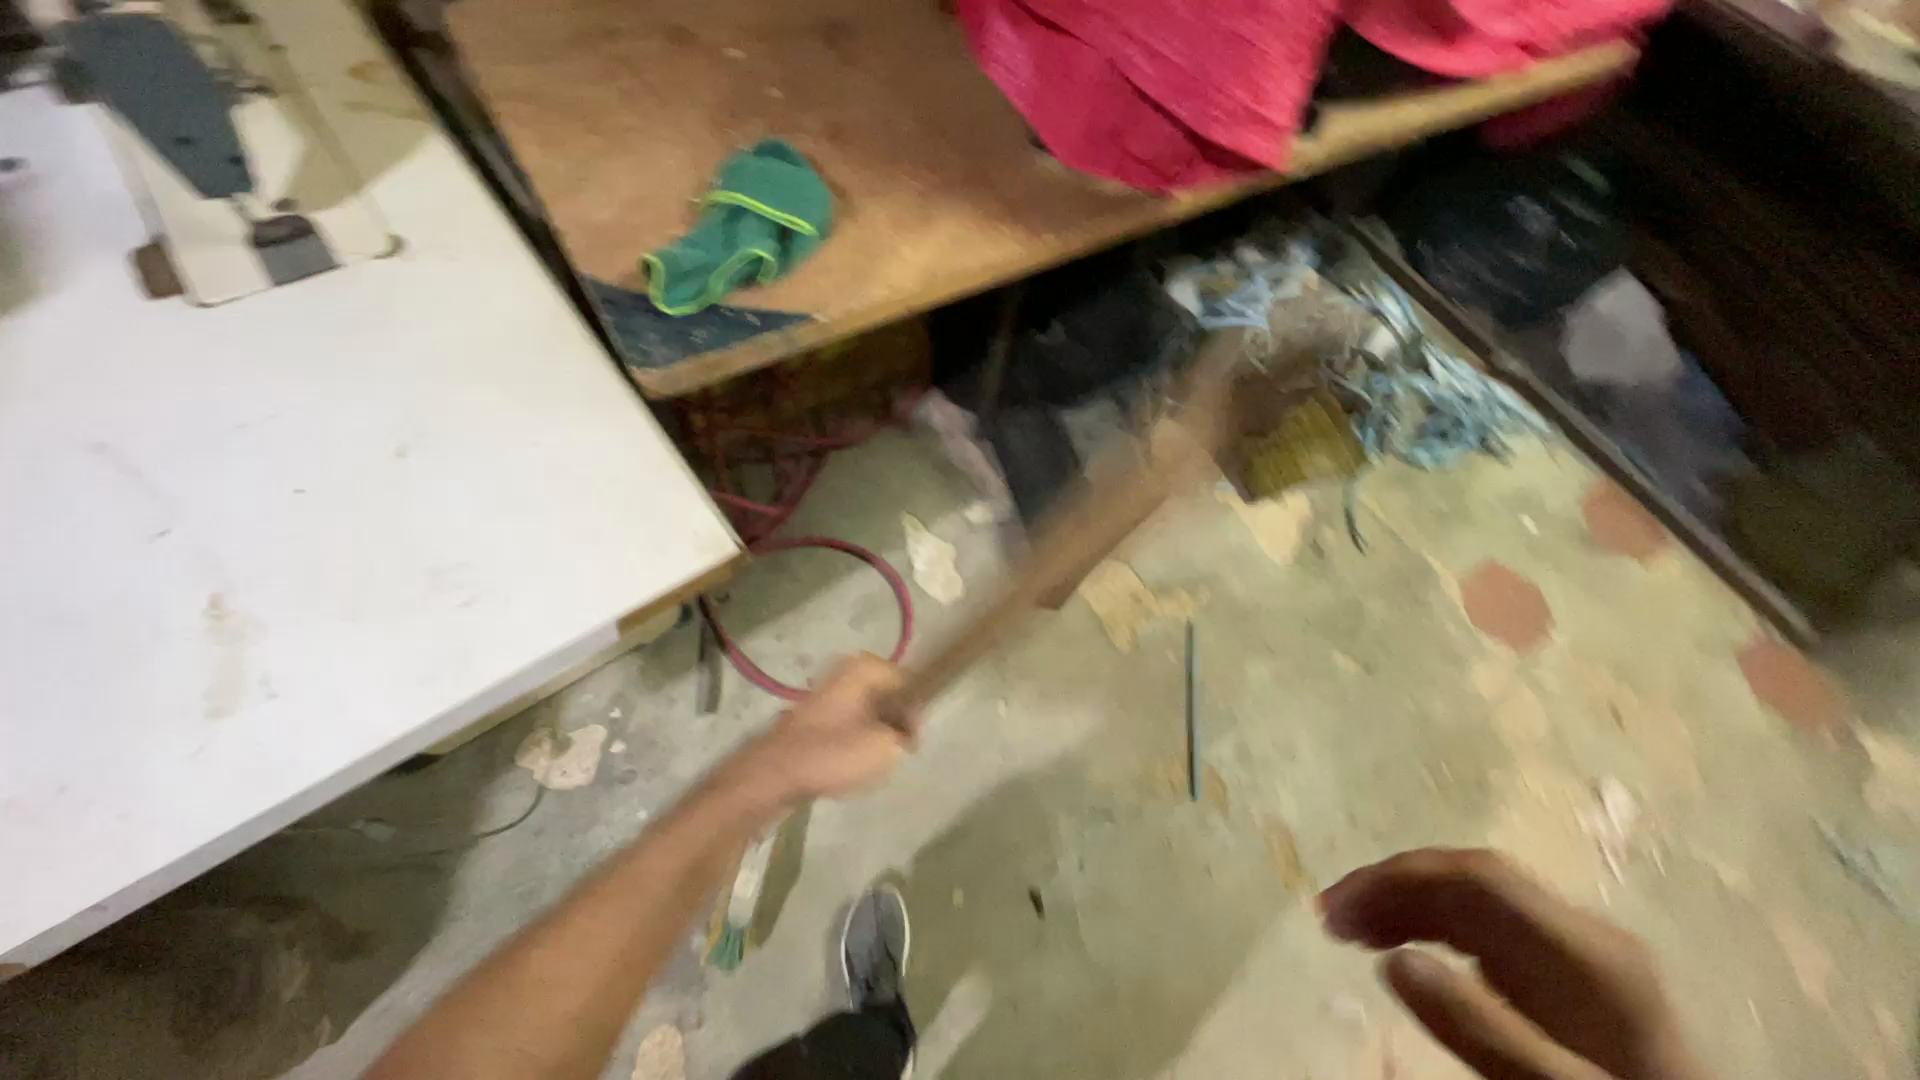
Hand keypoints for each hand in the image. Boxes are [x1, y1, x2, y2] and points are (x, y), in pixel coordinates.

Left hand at [732, 654, 916, 805]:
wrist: (776, 772)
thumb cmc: (834, 752)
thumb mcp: (886, 746)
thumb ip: (907, 733)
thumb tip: (906, 731)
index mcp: (866, 667)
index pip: (909, 684)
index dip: (916, 714)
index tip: (913, 742)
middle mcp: (847, 670)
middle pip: (888, 694)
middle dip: (896, 722)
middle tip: (898, 752)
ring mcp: (828, 690)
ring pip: (868, 709)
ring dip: (876, 732)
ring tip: (873, 760)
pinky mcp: (815, 714)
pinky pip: (848, 722)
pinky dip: (855, 739)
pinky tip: (851, 762)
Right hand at [1320, 848, 1709, 1079]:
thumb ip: (1481, 1029)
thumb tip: (1392, 960)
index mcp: (1586, 949)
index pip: (1476, 875)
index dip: (1397, 877)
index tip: (1338, 907)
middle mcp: (1580, 933)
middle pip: (1469, 881)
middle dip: (1391, 888)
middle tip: (1330, 919)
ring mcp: (1575, 952)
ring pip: (1471, 901)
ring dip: (1404, 905)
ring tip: (1349, 931)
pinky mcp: (1564, 976)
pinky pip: (1485, 931)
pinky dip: (1430, 929)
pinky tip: (1401, 948)